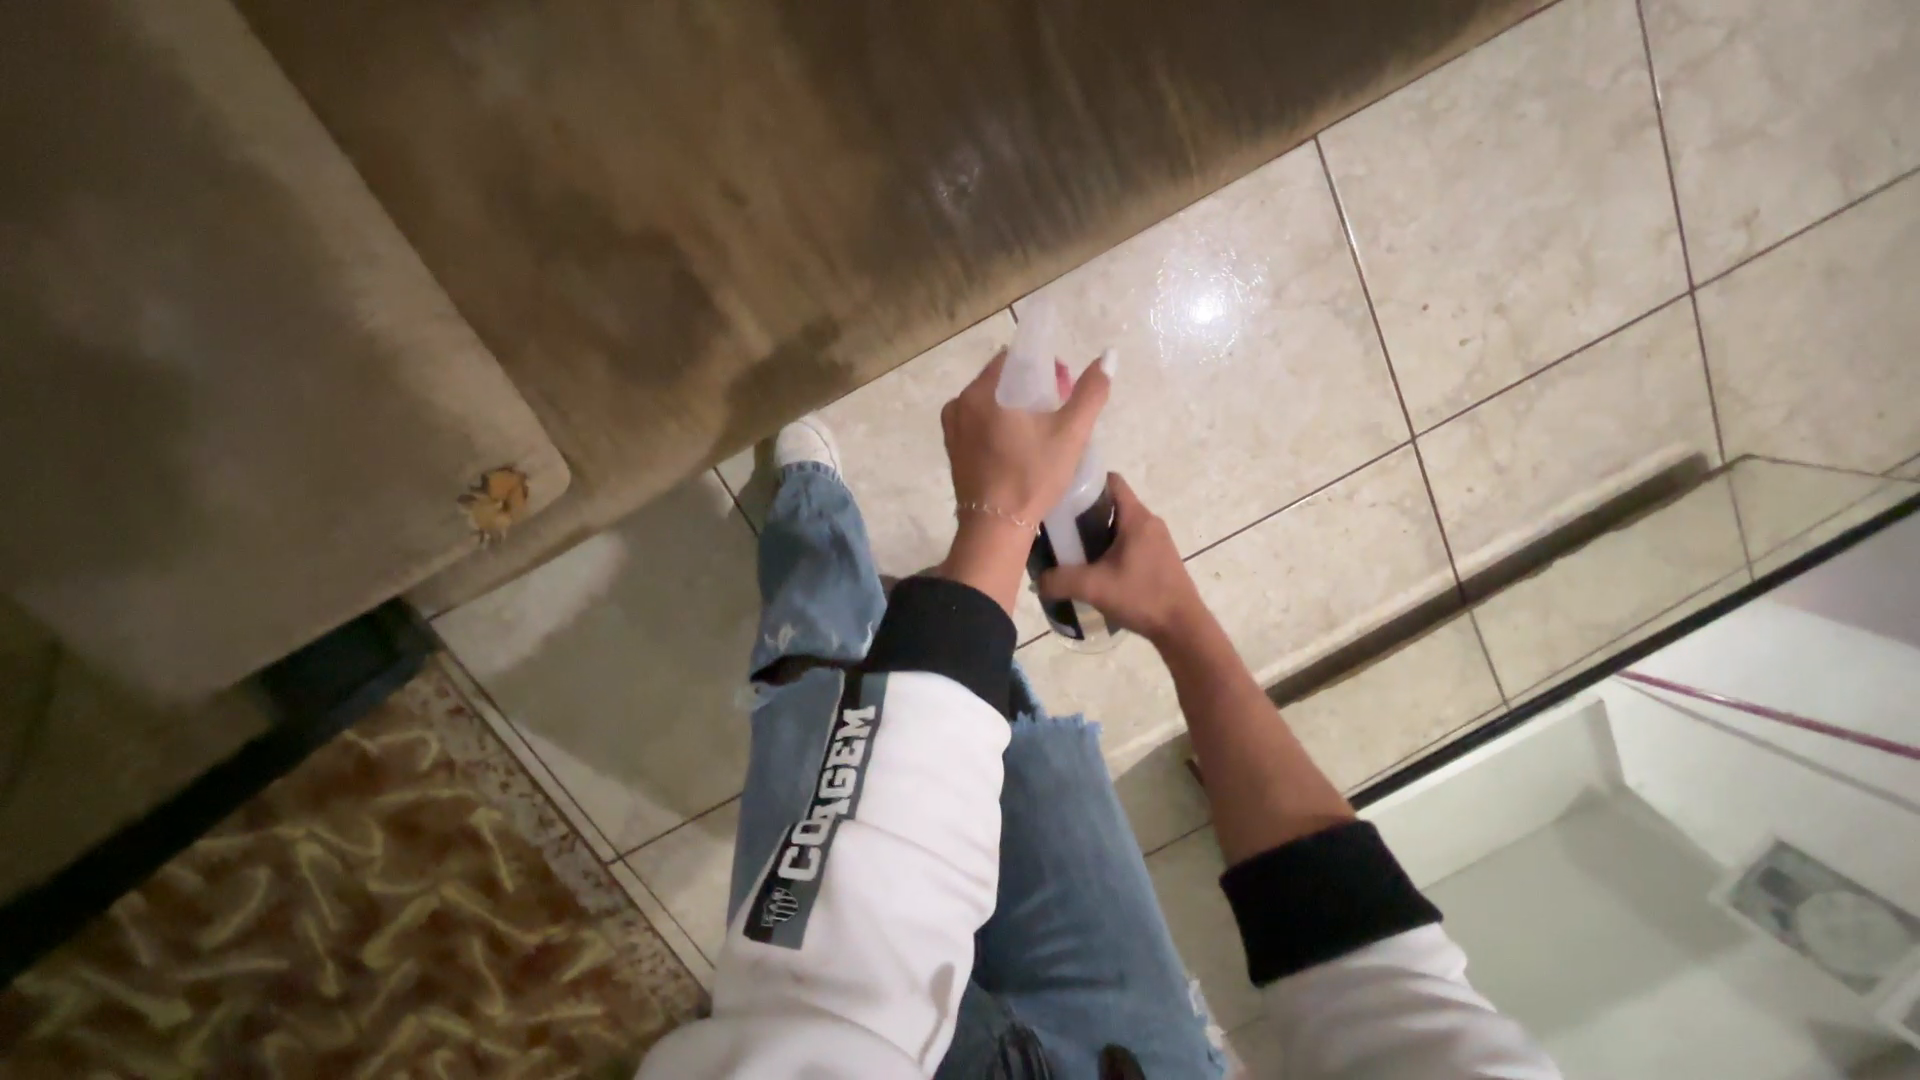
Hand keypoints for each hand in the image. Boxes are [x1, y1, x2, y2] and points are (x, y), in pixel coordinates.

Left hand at [941, 350, 1112, 525]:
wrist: (996, 528)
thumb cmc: (1032, 476)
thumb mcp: (1069, 433)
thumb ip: (1090, 392)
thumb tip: (1108, 355)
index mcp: (981, 391)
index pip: (1012, 359)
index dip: (1041, 366)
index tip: (1061, 387)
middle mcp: (959, 404)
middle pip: (1000, 381)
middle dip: (1029, 388)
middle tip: (1056, 410)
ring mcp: (952, 429)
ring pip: (988, 403)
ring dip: (1014, 408)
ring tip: (1040, 430)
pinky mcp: (953, 450)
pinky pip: (978, 425)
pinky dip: (998, 426)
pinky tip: (1019, 445)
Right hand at [1037, 474, 1207, 645]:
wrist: (1181, 627)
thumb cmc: (1141, 596)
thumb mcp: (1093, 587)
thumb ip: (1059, 580)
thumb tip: (1037, 580)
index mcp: (1136, 518)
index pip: (1110, 481)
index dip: (1086, 483)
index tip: (1062, 497)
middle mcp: (1149, 522)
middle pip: (1112, 504)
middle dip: (1085, 513)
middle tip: (1060, 529)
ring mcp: (1157, 540)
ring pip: (1120, 525)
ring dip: (1097, 534)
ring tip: (1073, 552)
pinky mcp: (1159, 558)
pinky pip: (1129, 542)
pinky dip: (1110, 548)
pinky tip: (1096, 570)